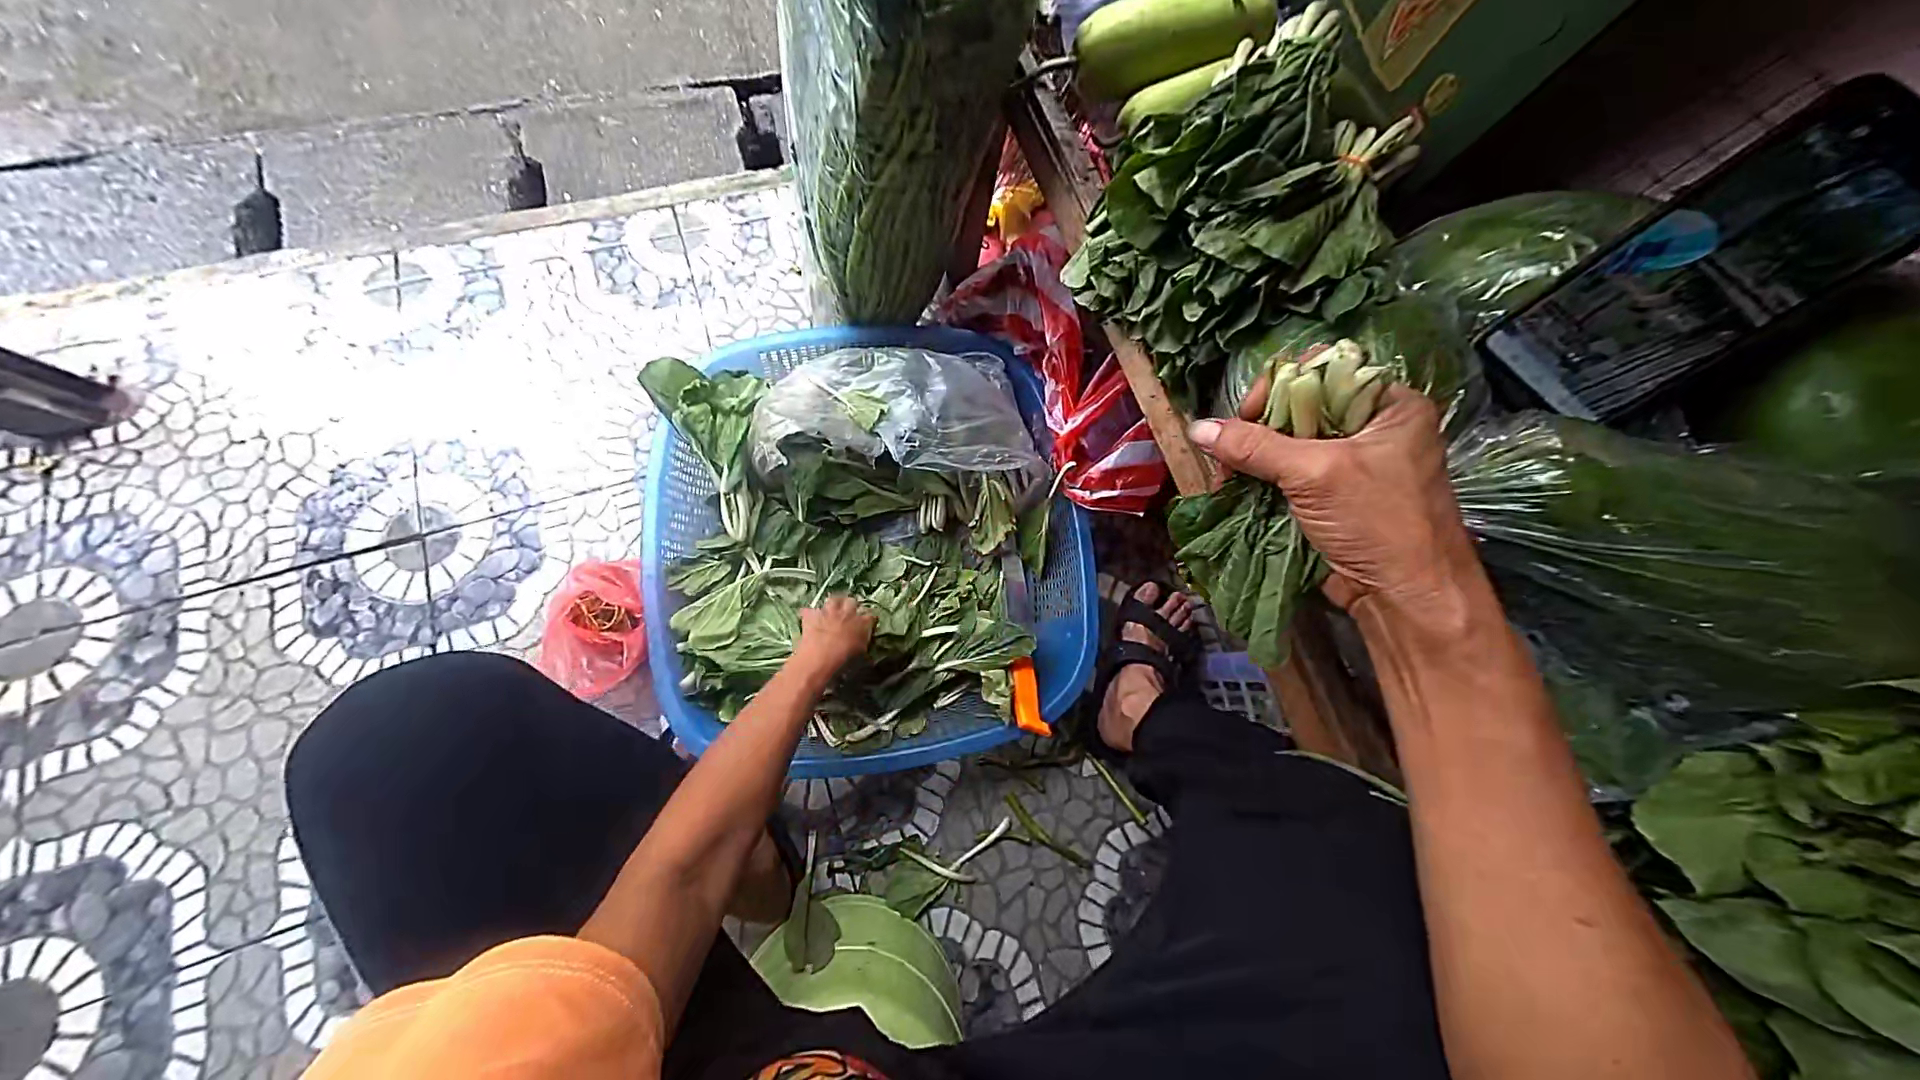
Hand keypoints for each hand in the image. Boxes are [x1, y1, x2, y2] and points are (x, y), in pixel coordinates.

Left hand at [794, 596, 874, 673]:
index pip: (871, 617)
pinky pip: (811, 610)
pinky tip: (811, 619)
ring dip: (834, 604)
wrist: (818, 660)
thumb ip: (863, 644)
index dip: (869, 620)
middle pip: (852, 602)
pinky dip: (812, 614)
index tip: (867, 624)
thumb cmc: (843, 661)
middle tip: (849, 613)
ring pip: (834, 599)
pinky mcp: (812, 615)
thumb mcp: (860, 656)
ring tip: (832, 610)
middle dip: (851, 605)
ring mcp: (829, 612)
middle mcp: (847, 613)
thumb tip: (864, 645)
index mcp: (862, 624)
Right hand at [1188, 382, 1487, 624]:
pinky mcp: (1330, 493)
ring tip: (1228, 476)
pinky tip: (1236, 487)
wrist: (1405, 595)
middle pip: (1298, 406)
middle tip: (1232, 452)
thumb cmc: (1379, 522)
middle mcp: (1369, 426)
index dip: (1280, 386)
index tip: (1250, 416)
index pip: (1323, 371)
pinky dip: (1259, 478)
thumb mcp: (1316, 474)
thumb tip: (1198, 428)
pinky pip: (1285, 472)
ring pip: (1286, 442)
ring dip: (1252, 457)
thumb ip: (1255, 447)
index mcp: (1387, 404)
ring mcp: (1349, 461)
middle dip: (1258, 427)